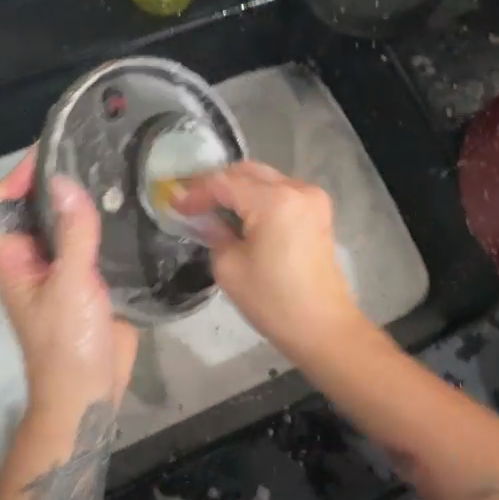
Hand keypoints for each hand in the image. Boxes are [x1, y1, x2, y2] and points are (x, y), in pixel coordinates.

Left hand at [0, 153, 137, 413]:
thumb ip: (71, 232)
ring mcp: (60, 269)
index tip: (52, 150)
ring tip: (113, 167)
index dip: (19, 177)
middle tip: (92, 149)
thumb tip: (64, 180)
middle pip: (35, 210)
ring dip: (82, 201)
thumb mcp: (70, 283)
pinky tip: (129, 205)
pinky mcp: (89, 279)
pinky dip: (104, 222)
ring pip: (65, 224)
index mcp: (12, 259)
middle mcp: (32, 258)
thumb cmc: (67, 341)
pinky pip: (91, 242)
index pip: (2, 204)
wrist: (89, 392)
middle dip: (56, 182)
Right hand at [172, 161, 369, 359]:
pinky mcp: (318, 212)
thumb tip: (206, 219)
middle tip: (190, 202)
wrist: (324, 327)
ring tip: (212, 209)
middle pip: (247, 172)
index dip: (196, 191)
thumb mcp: (230, 268)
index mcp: (274, 200)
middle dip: (216, 184)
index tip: (174, 204)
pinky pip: (281, 192)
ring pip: (264, 179)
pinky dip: (258, 198)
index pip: (224, 182)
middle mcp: (297, 188)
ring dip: (237, 189)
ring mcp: (312, 198)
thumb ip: (214, 233)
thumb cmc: (274, 301)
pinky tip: (240, 215)